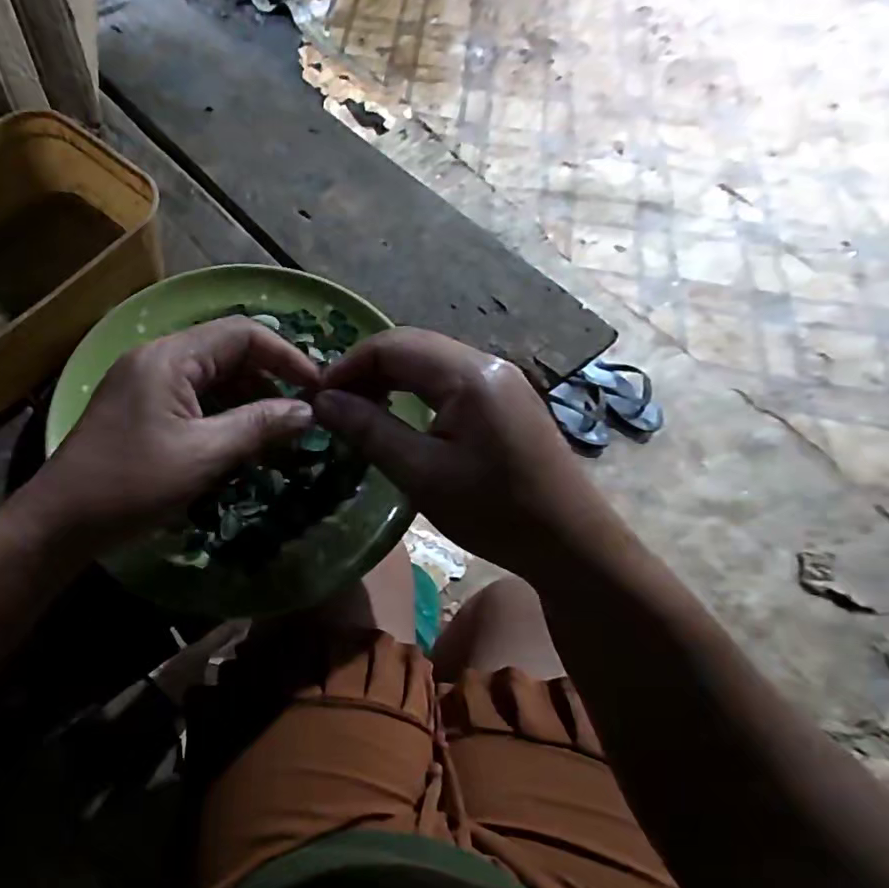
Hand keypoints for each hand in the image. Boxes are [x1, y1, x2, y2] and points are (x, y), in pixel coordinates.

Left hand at [19, 317, 320, 552]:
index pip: (242, 333)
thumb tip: (307, 411)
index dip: (286, 356)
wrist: (60, 523)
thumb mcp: (204, 455)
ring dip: (247, 401)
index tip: (316, 389)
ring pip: (211, 378)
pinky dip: (221, 415)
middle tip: (300, 417)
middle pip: (227, 352)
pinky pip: (192, 398)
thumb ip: (259, 426)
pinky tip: (240, 443)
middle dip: (269, 381)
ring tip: (276, 435)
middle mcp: (156, 359)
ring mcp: (144, 383)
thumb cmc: (132, 485)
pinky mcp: (139, 408)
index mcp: (170, 357)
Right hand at [313, 328, 602, 568]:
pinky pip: (448, 378)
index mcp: (469, 375)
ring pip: (429, 360)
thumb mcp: (422, 475)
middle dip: (366, 369)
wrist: (571, 542)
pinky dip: (414, 389)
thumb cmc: (495, 512)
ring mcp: (500, 378)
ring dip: (389, 378)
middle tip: (333, 406)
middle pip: (412, 345)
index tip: (318, 398)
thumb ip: (370, 431)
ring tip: (358, 411)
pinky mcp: (505, 397)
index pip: (393, 345)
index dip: (348, 365)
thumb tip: (323, 401)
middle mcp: (487, 363)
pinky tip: (399, 415)